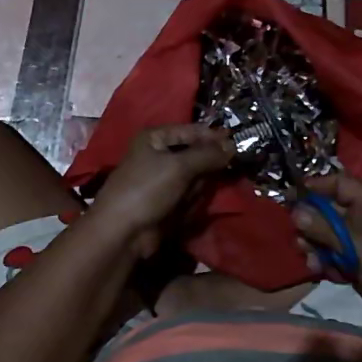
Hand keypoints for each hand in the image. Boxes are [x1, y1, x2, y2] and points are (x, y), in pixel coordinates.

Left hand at [91, 125, 233, 256]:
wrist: (123, 231)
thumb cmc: (147, 189)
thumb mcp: (179, 167)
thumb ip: (207, 155)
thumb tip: (232, 145)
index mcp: (155, 138)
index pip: (191, 130)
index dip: (213, 136)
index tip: (238, 143)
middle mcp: (158, 154)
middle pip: (195, 153)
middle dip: (211, 162)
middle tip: (231, 168)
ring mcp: (163, 179)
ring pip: (195, 175)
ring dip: (202, 184)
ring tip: (198, 192)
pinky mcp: (167, 200)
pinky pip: (189, 193)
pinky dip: (195, 198)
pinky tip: (192, 205)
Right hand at [293, 174, 361, 356]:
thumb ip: (327, 228)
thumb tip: (294, 211)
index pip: (342, 184)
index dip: (316, 186)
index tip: (291, 195)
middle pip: (331, 209)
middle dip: (311, 220)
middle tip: (295, 233)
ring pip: (328, 234)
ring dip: (314, 243)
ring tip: (306, 255)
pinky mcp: (358, 266)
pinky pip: (333, 255)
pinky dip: (323, 260)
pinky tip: (318, 270)